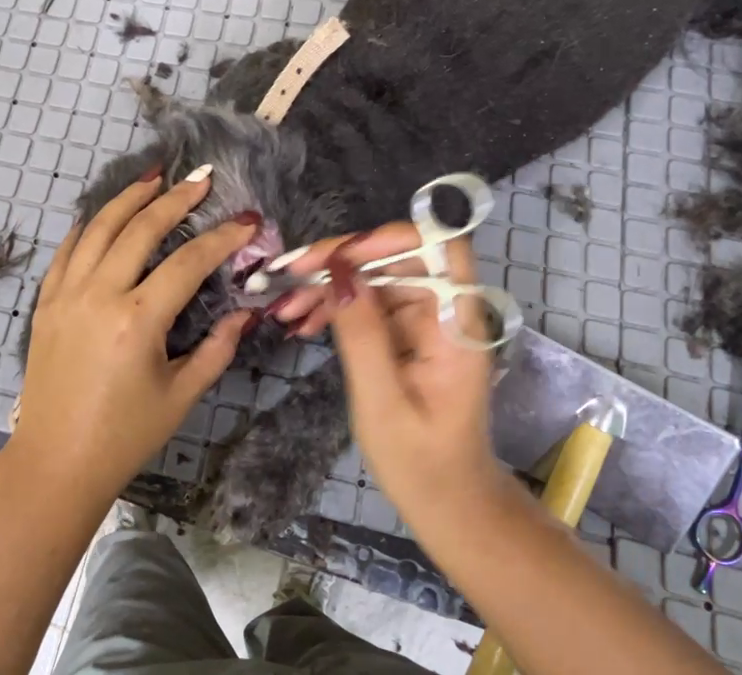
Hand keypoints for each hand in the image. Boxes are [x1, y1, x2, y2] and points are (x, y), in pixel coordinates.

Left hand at [12, 165, 260, 498]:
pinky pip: (66, 252)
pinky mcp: (45, 304)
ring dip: (128, 198)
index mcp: (137, 320)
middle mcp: (99, 295)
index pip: (188, 262)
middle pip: (140, 229)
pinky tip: (103, 215)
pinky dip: (87, 228)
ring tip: (154, 178)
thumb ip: (217, 349)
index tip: (248, 219)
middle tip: (201, 178)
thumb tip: (246, 314)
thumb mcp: (180, 396)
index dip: (222, 237)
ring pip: (98, 228)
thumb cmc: (125, 435)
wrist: (56, 460)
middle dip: (175, 199)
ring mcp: (66, 295)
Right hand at [267, 225, 514, 534]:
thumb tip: (338, 271)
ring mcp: (427, 321)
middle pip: (397, 258)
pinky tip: (301, 321)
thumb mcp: (381, 402)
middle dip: (341, 262)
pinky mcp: (409, 333)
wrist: (448, 502)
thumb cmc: (420, 463)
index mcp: (457, 325)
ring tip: (284, 307)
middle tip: (288, 276)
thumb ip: (362, 334)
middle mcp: (447, 311)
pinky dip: (335, 307)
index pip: (440, 249)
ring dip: (329, 286)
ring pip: (376, 278)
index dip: (392, 239)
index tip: (340, 256)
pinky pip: (370, 303)